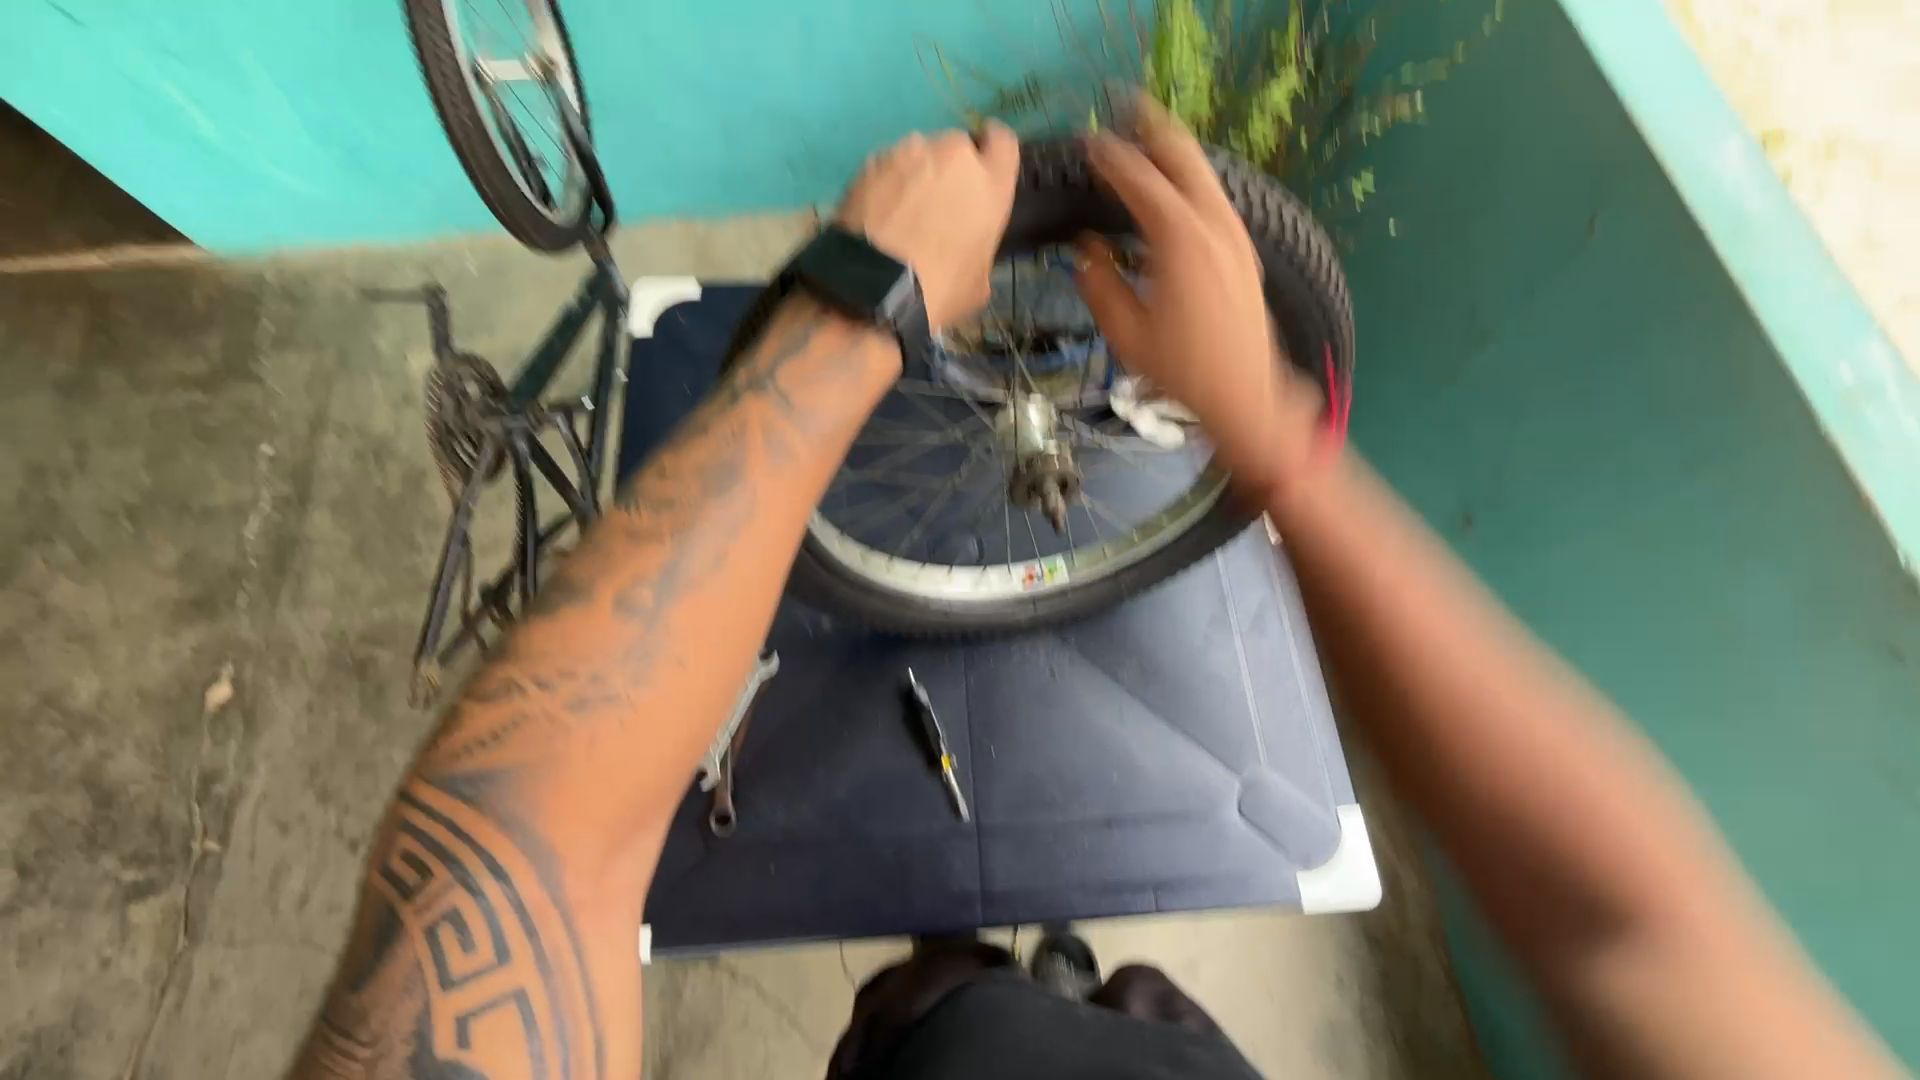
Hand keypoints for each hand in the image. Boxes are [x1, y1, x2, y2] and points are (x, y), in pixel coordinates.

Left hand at [837, 123, 1020, 329]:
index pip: (1002, 142)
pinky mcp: (871, 161)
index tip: (982, 168)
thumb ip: (979, 245)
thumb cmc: (939, 290)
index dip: (992, 152)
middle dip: (949, 170)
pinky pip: (886, 167)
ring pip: (918, 155)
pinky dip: (885, 185)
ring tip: (900, 212)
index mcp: (990, 183)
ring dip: (915, 175)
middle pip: (957, 149)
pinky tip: (876, 215)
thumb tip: (967, 245)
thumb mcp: (977, 281)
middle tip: (937, 205)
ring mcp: (909, 152)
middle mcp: (953, 155)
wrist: (875, 288)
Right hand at [1073, 95, 1318, 491]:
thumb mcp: (1126, 333)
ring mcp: (1236, 235)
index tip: (1090, 144)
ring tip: (1149, 142)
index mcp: (1179, 241)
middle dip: (1153, 132)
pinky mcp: (1245, 251)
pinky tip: (1179, 192)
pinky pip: (1216, 199)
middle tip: (1126, 115)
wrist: (1245, 394)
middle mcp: (1213, 225)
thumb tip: (1085, 250)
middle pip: (1184, 158)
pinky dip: (1193, 181)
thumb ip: (1100, 284)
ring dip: (1176, 153)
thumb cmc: (1180, 370)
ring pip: (1206, 174)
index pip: (1140, 183)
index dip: (1113, 160)